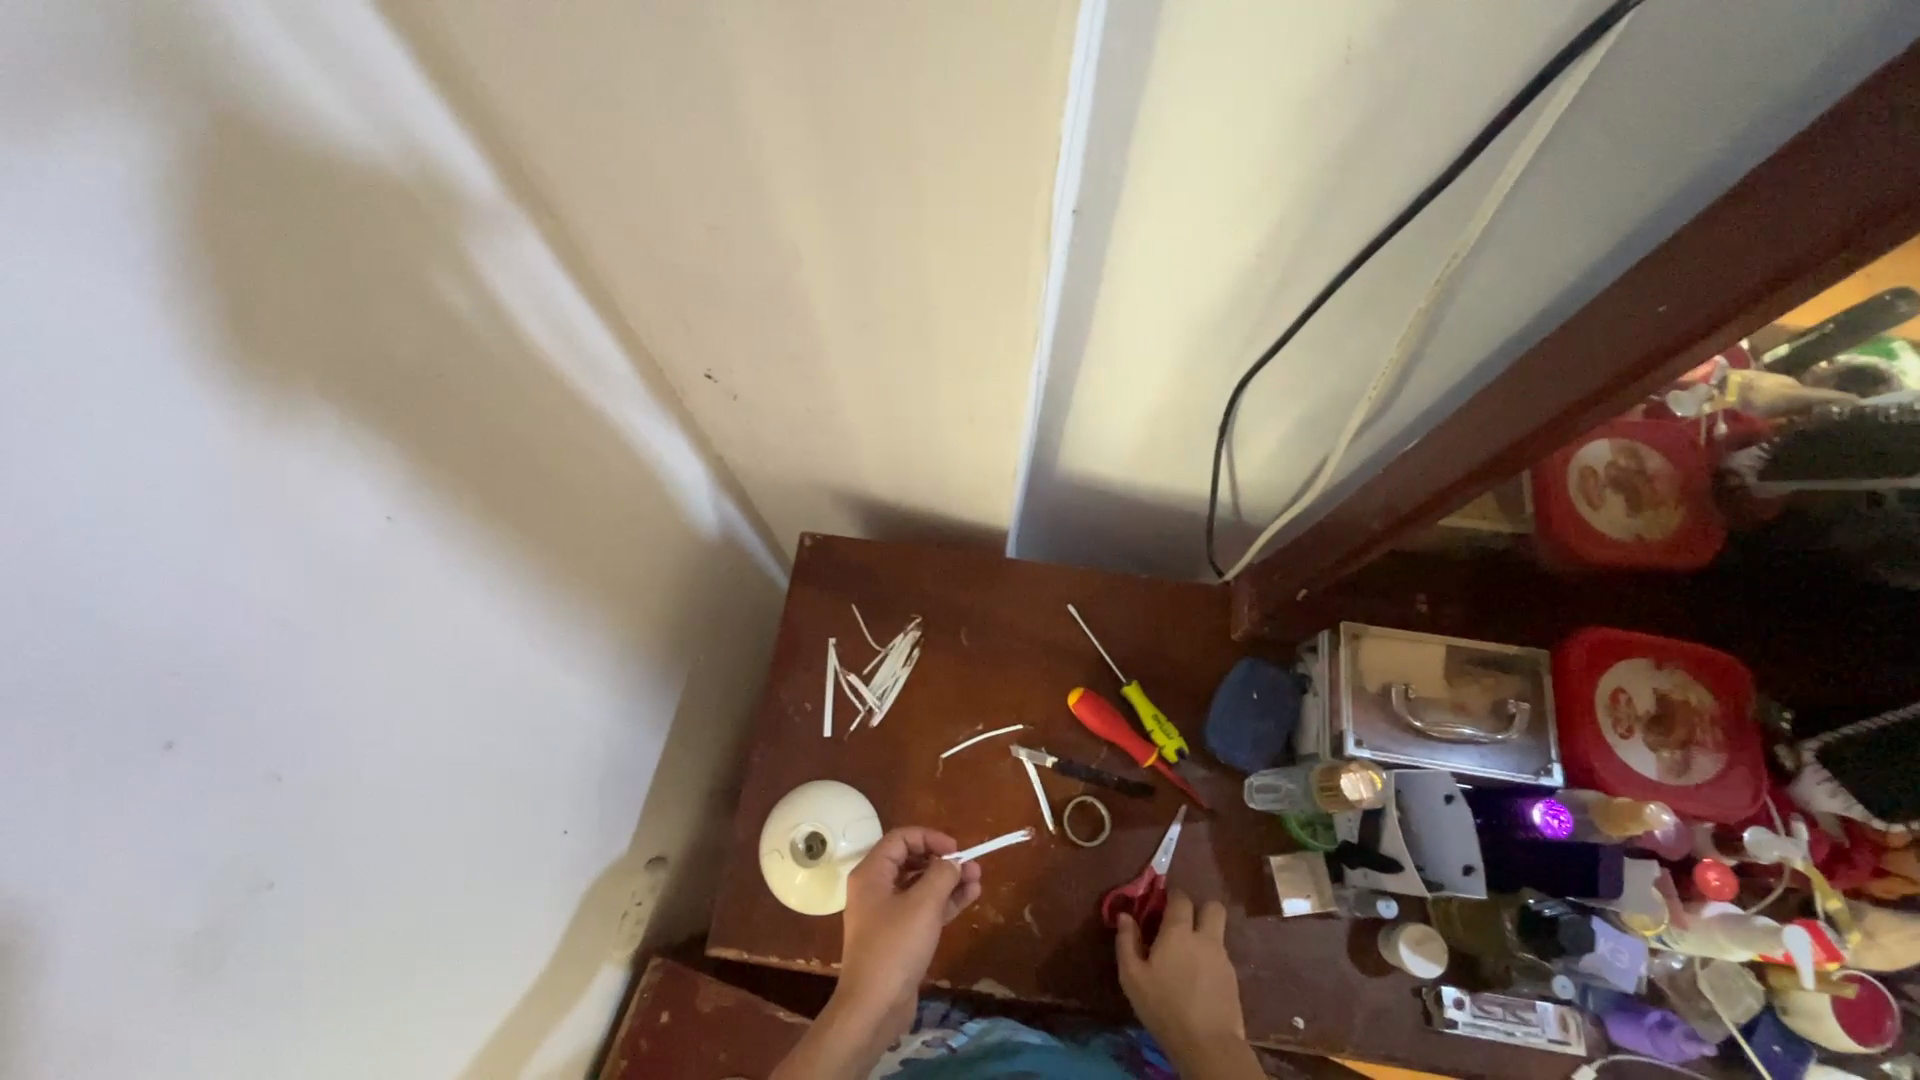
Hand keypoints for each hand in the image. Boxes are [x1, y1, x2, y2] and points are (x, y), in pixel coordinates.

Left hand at [837, 827, 982, 1035]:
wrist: (874, 1007)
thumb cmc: (895, 947)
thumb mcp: (923, 905)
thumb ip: (941, 875)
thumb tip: (953, 862)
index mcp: (872, 873)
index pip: (901, 839)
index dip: (930, 837)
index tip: (955, 849)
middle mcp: (876, 888)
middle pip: (911, 861)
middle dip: (943, 861)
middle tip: (972, 866)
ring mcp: (886, 914)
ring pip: (920, 886)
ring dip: (948, 881)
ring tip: (978, 880)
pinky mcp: (898, 936)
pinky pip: (923, 909)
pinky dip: (944, 902)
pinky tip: (970, 898)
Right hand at [1116, 890, 1259, 1077]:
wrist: (1208, 1045)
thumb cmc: (1164, 1007)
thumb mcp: (1132, 977)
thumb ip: (1126, 942)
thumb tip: (1125, 916)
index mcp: (1179, 932)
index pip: (1181, 898)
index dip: (1172, 896)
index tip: (1161, 904)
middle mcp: (1205, 939)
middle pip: (1213, 907)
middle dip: (1200, 909)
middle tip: (1182, 925)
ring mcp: (1223, 959)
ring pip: (1218, 934)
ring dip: (1205, 936)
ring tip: (1187, 958)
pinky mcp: (1234, 979)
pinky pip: (1221, 957)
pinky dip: (1210, 960)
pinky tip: (1198, 981)